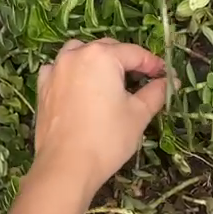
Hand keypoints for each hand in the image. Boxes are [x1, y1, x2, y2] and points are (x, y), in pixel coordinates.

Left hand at [31, 39, 169, 205]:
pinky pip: (60, 69)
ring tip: (110, 79)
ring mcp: (56, 69)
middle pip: (107, 49)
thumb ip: (156, 92)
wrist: (66, 165)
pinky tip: (80, 86)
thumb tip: (169, 82)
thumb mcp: (138, 114)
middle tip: (143, 79)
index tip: (165, 75)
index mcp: (101, 56)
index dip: (153, 64)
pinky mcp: (43, 86)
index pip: (134, 53)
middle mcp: (76, 55)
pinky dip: (73, 71)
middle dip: (126, 61)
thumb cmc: (107, 138)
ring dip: (97, 60)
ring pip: (80, 53)